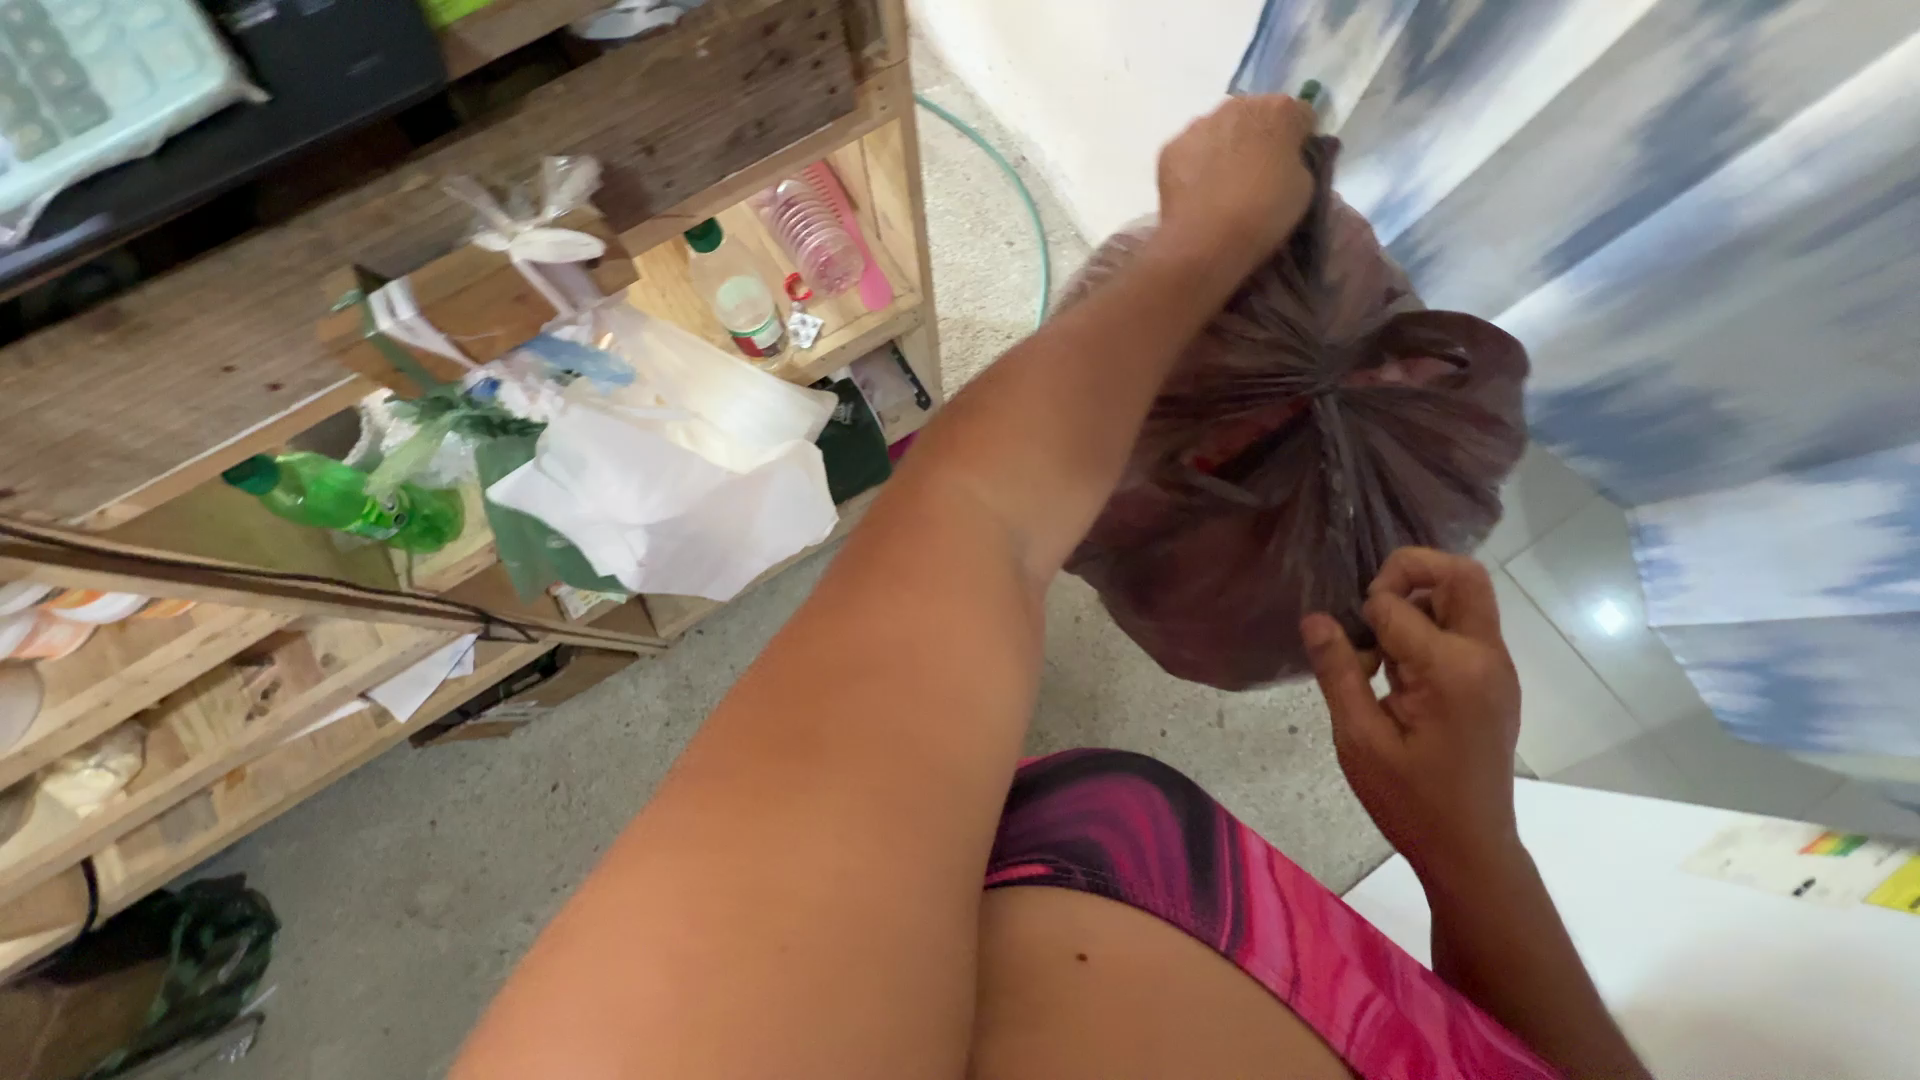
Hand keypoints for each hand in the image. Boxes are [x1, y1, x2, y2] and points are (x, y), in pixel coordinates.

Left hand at [1156, 94, 1316, 272]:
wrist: (1206, 239)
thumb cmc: (1263, 213)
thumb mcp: (1303, 187)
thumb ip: (1296, 161)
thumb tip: (1284, 159)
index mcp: (1280, 110)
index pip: (1299, 115)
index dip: (1297, 140)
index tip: (1291, 163)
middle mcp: (1238, 105)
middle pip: (1253, 116)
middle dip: (1257, 138)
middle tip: (1254, 174)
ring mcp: (1199, 124)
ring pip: (1218, 129)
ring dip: (1223, 148)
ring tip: (1220, 185)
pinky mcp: (1171, 147)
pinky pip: (1189, 151)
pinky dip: (1194, 165)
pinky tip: (1196, 193)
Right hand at [1301, 548, 1524, 884]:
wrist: (1470, 848)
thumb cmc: (1409, 799)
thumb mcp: (1358, 737)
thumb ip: (1337, 670)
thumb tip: (1314, 618)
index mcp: (1452, 670)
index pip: (1398, 605)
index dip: (1361, 617)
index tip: (1346, 652)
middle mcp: (1486, 657)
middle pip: (1460, 575)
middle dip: (1408, 571)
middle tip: (1368, 607)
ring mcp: (1496, 668)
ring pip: (1466, 596)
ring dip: (1419, 599)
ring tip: (1379, 644)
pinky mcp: (1494, 681)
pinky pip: (1465, 626)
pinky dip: (1429, 624)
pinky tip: (1396, 667)